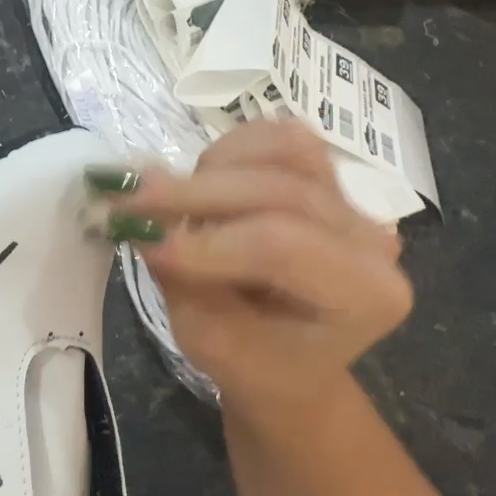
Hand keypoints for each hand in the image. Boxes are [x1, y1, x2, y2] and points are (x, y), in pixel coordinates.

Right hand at [115, 121, 411, 420]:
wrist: (288, 358)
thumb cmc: (251, 358)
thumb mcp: (206, 335)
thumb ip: (178, 275)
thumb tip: (134, 211)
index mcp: (364, 296)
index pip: (283, 247)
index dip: (205, 240)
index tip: (143, 245)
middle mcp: (370, 240)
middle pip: (278, 190)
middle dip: (191, 194)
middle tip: (125, 200)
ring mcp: (351, 202)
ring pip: (281, 150)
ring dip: (211, 169)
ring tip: (169, 197)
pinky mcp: (325, 176)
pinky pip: (276, 137)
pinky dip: (227, 150)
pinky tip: (201, 181)